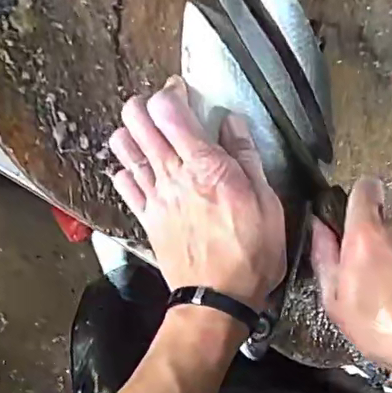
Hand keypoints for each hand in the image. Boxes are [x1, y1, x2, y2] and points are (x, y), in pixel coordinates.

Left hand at [108, 79, 287, 310]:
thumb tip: (234, 124)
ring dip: (132, 133)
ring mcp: (156, 197)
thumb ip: (247, 159)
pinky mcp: (147, 219)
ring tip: (151, 138)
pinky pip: (123, 183)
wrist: (218, 299)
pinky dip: (126, 169)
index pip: (169, 109)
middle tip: (165, 111)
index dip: (173, 93)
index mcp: (207, 167)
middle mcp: (173, 176)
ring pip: (124, 147)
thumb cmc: (250, 256)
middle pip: (137, 120)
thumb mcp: (267, 204)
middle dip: (146, 105)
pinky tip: (139, 171)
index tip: (185, 93)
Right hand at [310, 177, 391, 392]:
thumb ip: (324, 258)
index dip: (356, 199)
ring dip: (389, 258)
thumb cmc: (381, 325)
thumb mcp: (336, 300)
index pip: (365, 187)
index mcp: (367, 233)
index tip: (346, 220)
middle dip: (369, 241)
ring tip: (382, 294)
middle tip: (359, 275)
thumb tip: (319, 230)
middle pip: (380, 220)